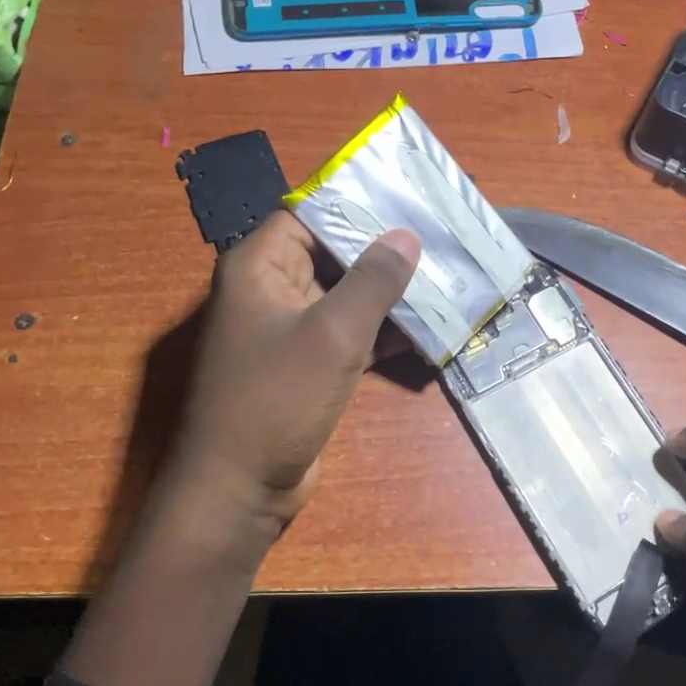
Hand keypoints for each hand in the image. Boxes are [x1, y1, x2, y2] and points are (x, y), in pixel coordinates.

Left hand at [160, 211, 419, 562]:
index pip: (308, 215)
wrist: (239, 488)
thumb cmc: (277, 400)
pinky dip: (383, 332)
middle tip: (441, 237)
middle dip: (384, 251)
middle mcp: (271, 291)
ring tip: (446, 278)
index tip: (409, 197)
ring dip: (390, 294)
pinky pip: (349, 335)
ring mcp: (290, 332)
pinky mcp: (308, 368)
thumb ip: (373, 281)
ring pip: (345, 297)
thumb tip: (406, 236)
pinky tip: (428, 329)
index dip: (356, 204)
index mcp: (259, 268)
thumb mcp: (333, 333)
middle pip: (332, 254)